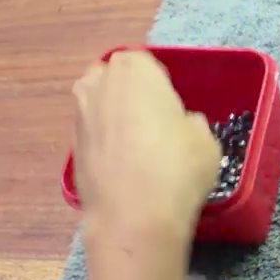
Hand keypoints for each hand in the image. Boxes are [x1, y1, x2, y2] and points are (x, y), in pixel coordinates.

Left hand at [71, 51, 221, 245]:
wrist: (135, 213)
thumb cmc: (178, 167)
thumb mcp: (208, 143)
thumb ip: (193, 124)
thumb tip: (183, 125)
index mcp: (135, 67)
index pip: (151, 66)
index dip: (166, 90)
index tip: (178, 115)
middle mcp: (99, 80)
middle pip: (120, 82)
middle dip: (136, 100)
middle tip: (160, 132)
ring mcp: (79, 111)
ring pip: (105, 108)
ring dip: (120, 123)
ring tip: (144, 155)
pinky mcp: (71, 144)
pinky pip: (97, 137)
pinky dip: (110, 149)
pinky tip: (129, 174)